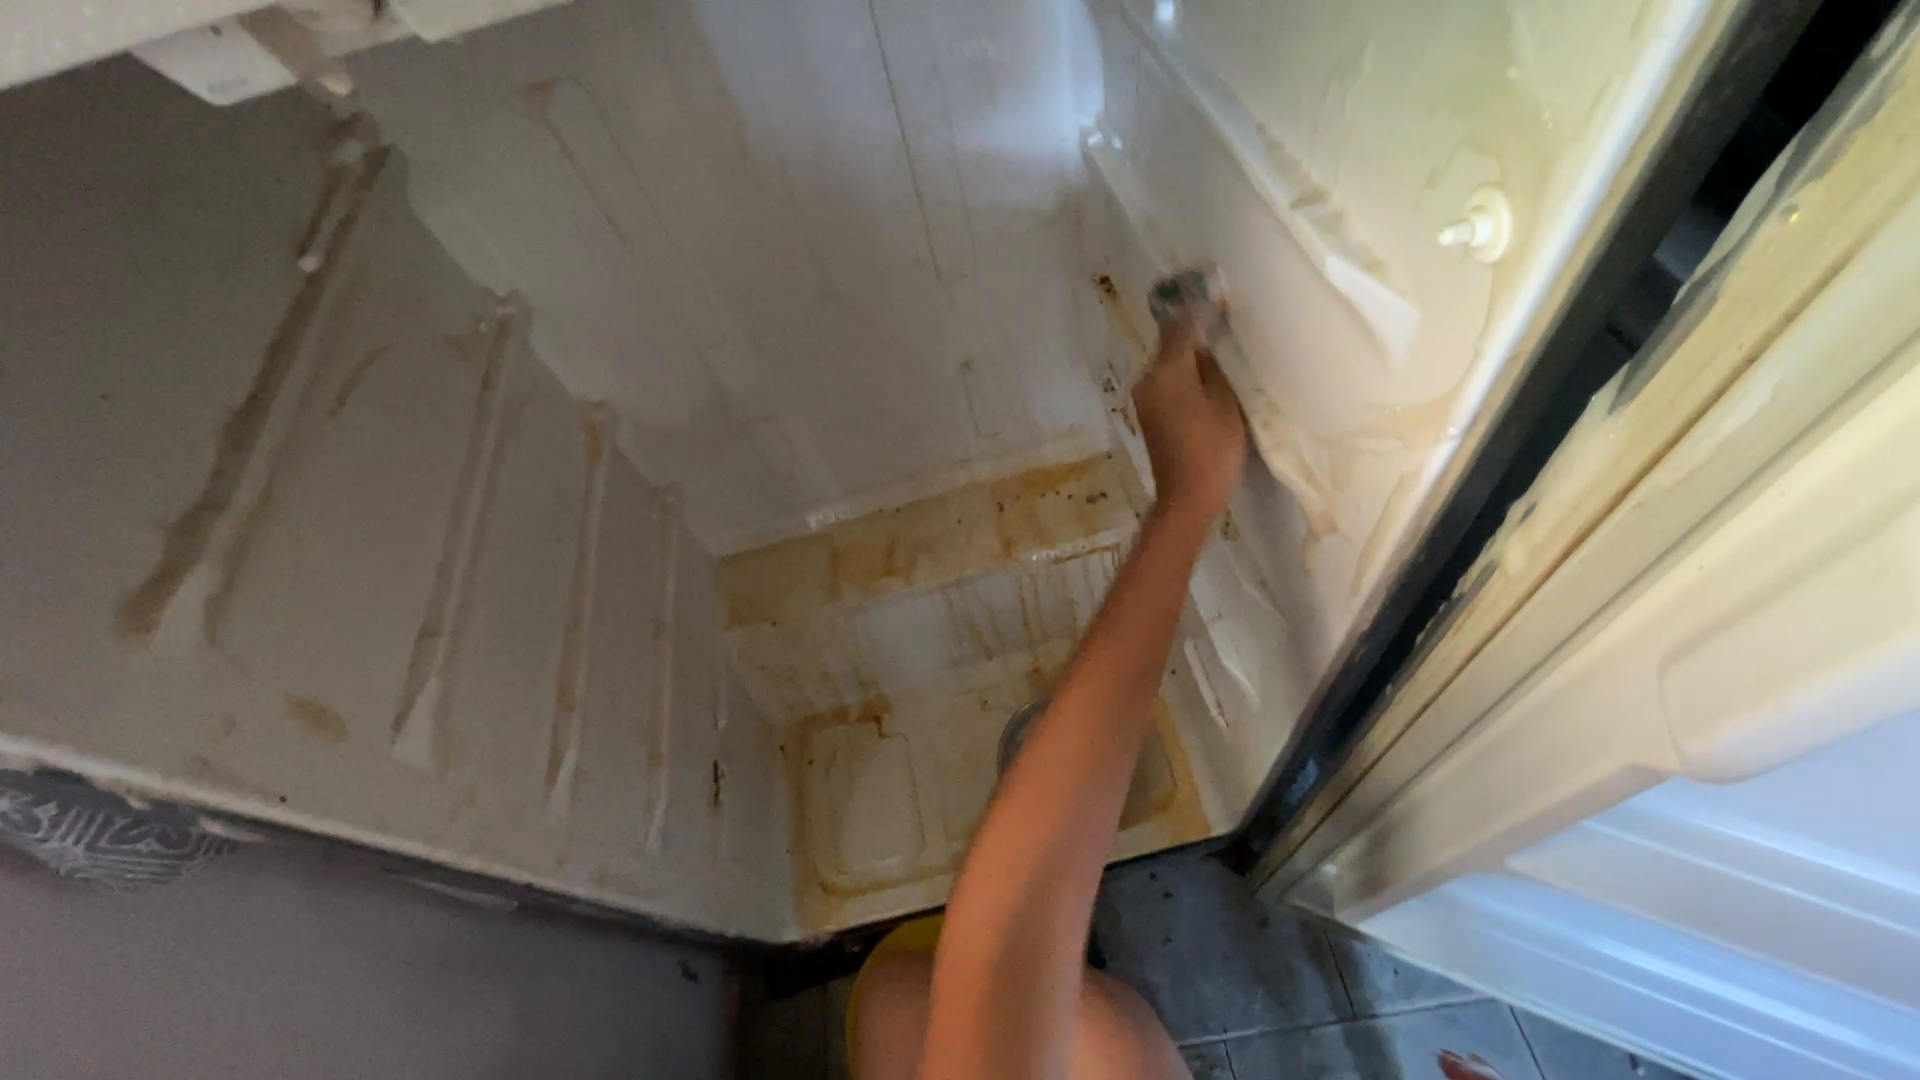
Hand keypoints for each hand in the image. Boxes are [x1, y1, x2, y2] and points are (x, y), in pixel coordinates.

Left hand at [1131, 324, 1246, 524]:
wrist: (1187, 497)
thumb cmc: (1213, 449)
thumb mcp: (1224, 400)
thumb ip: (1213, 364)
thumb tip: (1207, 339)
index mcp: (1165, 371)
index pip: (1180, 326)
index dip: (1198, 308)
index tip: (1218, 292)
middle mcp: (1147, 379)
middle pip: (1172, 345)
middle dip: (1196, 333)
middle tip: (1228, 322)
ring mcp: (1144, 397)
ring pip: (1170, 364)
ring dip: (1192, 357)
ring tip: (1224, 351)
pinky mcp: (1149, 413)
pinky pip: (1168, 383)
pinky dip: (1185, 377)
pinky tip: (1209, 380)